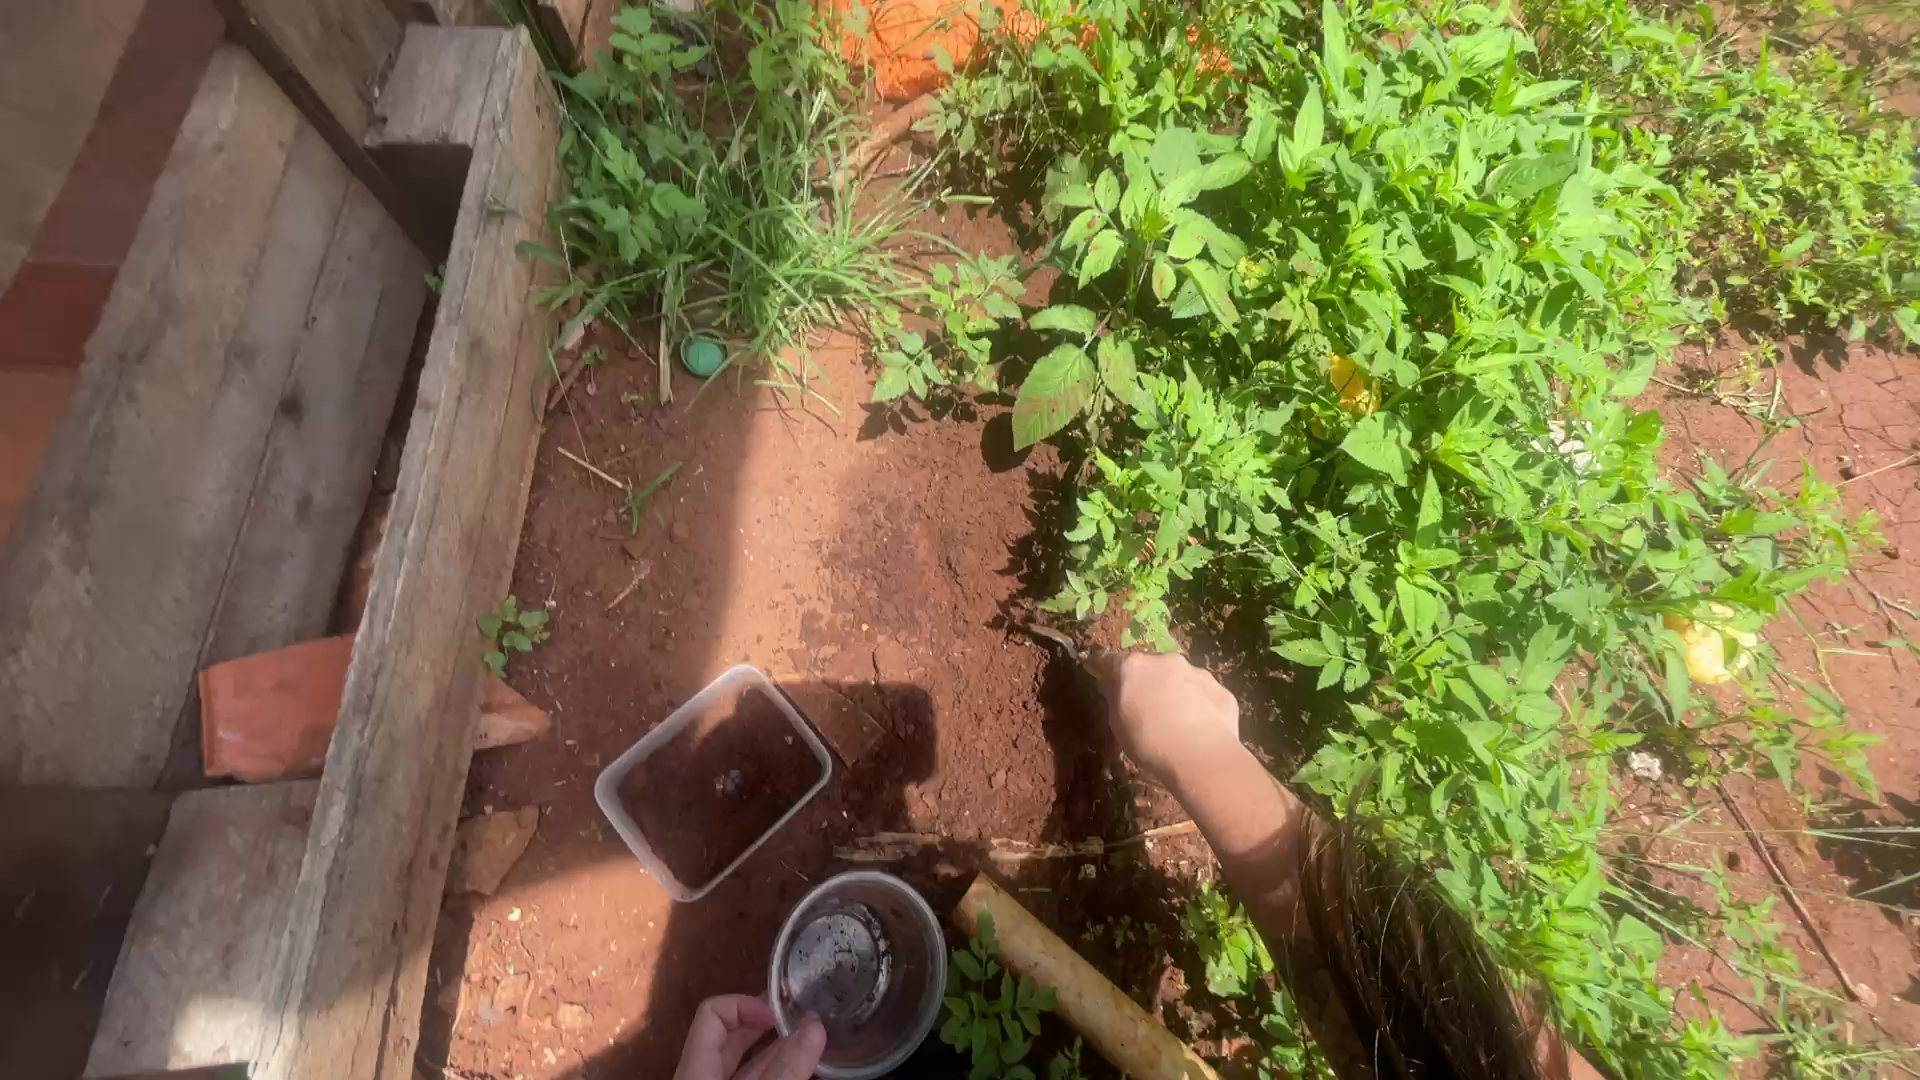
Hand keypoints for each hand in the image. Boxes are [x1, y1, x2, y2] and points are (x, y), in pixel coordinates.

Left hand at [672, 995, 826, 1079]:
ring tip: (812, 1036)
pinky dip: (779, 1071)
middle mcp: (703, 1076)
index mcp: (694, 1069)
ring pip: (747, 1063)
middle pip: (732, 1036)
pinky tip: (804, 1067)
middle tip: (803, 1013)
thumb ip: (783, 1069)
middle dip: (769, 1021)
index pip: (713, 1012)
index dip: (746, 1005)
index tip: (779, 1012)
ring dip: (779, 1048)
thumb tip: (816, 1024)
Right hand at [1089, 651, 1240, 783]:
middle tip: (1146, 707)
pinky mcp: (1221, 688)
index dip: (1105, 670)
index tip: (1102, 679)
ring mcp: (1197, 672)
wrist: (1201, 756)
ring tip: (1178, 721)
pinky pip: (1204, 694)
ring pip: (1180, 678)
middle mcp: (1165, 660)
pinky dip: (1200, 705)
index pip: (1110, 661)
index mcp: (1133, 666)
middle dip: (1147, 681)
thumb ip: (1113, 697)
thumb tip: (1111, 684)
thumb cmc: (1148, 741)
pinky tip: (1200, 728)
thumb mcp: (1117, 724)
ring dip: (1175, 691)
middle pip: (1150, 667)